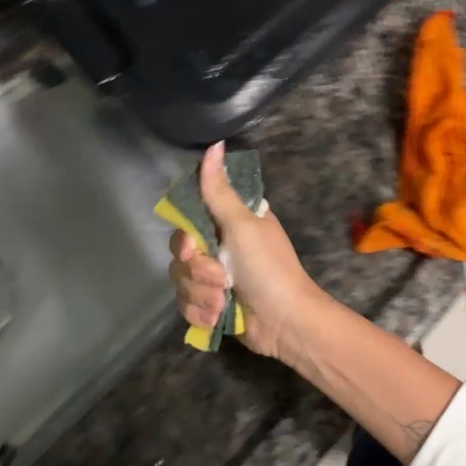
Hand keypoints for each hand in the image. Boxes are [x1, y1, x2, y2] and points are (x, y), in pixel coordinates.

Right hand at [167, 143, 326, 361]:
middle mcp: (220, 244)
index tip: (193, 248)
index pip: (188, 219)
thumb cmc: (269, 267)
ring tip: (224, 303)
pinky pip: (186, 305)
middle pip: (180, 253)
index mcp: (230, 221)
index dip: (185, 238)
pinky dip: (201, 313)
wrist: (285, 322)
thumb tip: (214, 144)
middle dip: (198, 272)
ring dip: (201, 295)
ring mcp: (215, 275)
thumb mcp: (242, 225)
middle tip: (223, 280)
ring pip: (181, 281)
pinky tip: (218, 317)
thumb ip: (219, 191)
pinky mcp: (211, 303)